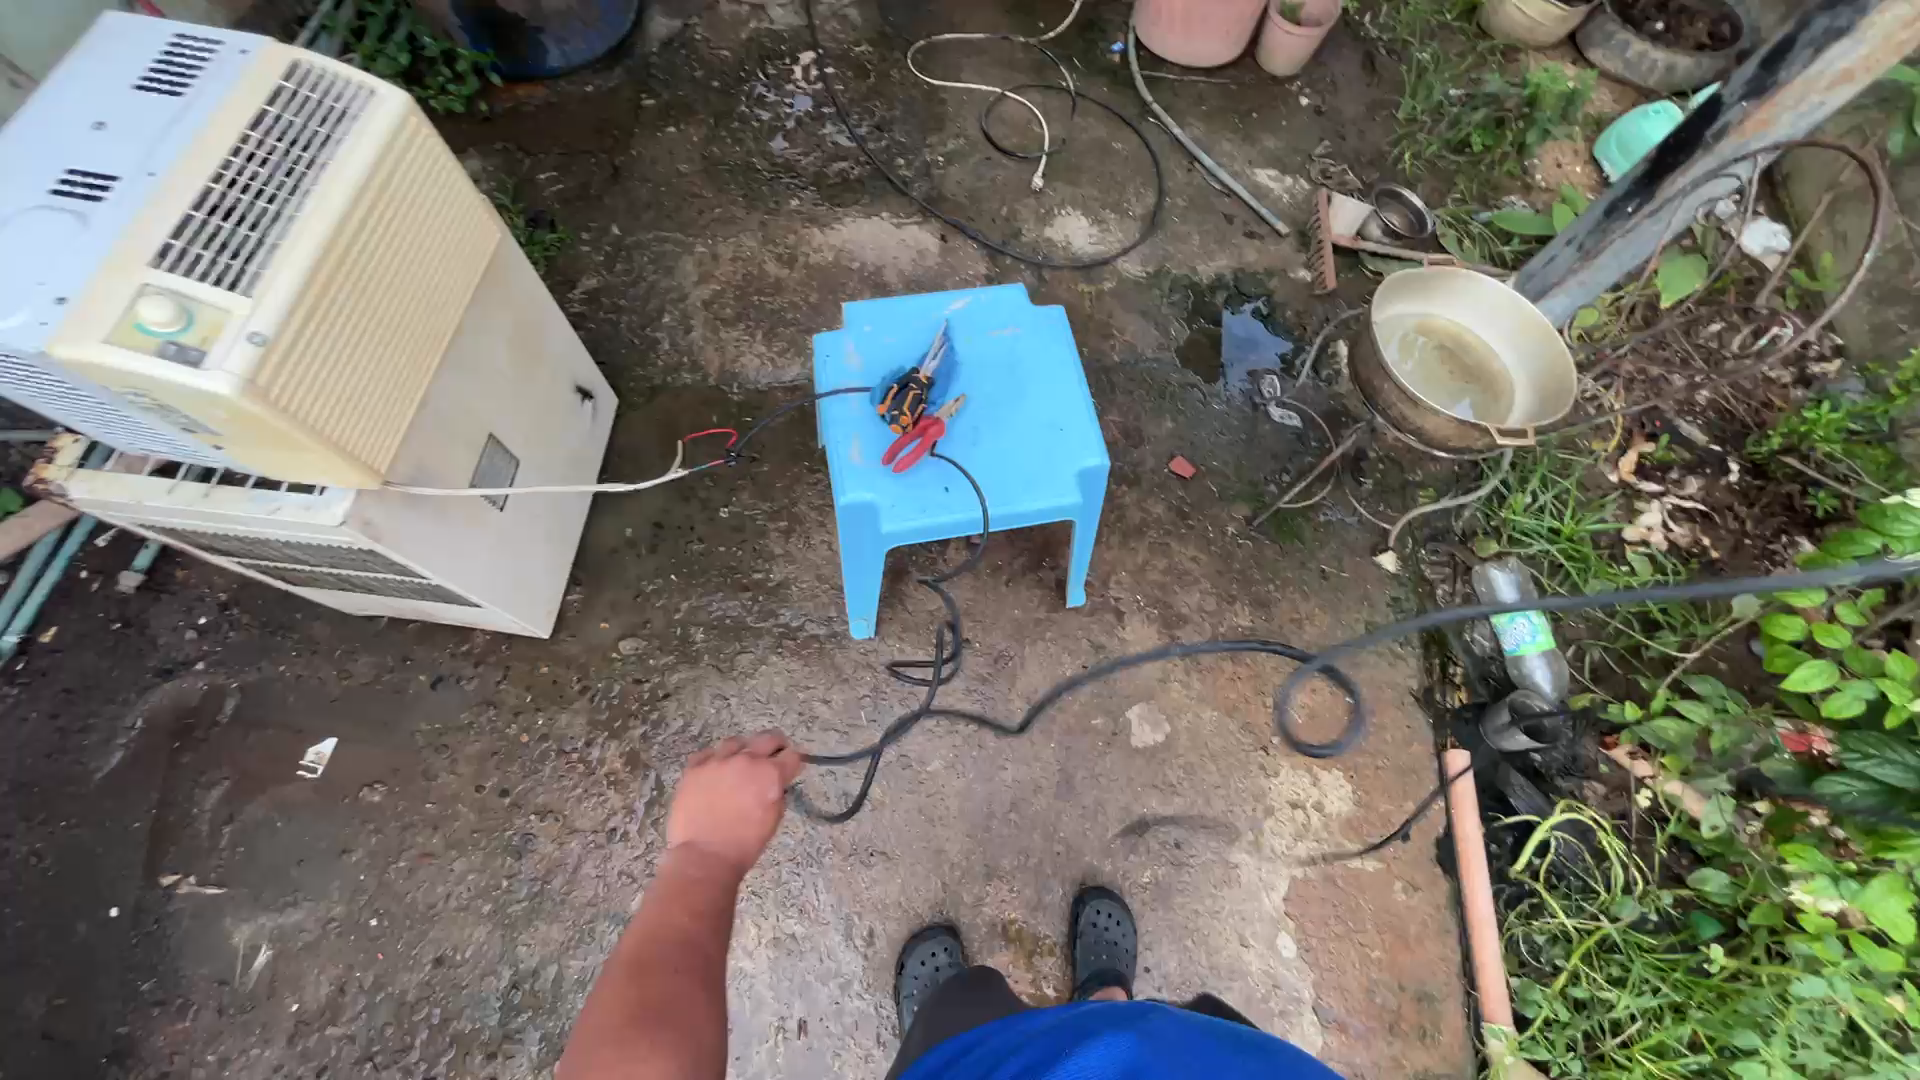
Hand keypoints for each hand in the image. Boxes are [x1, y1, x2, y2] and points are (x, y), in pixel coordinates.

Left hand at [664, 731, 804, 877]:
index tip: (790, 767)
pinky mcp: (695, 768)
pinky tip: (715, 770)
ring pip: (736, 742)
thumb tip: (774, 784)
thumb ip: (777, 793)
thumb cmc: (745, 844)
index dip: (793, 762)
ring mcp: (719, 761)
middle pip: (768, 738)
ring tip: (739, 762)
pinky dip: (714, 759)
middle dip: (776, 746)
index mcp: (771, 774)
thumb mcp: (773, 819)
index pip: (792, 756)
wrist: (705, 856)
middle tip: (773, 755)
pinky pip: (708, 754)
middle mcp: (747, 760)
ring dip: (743, 750)